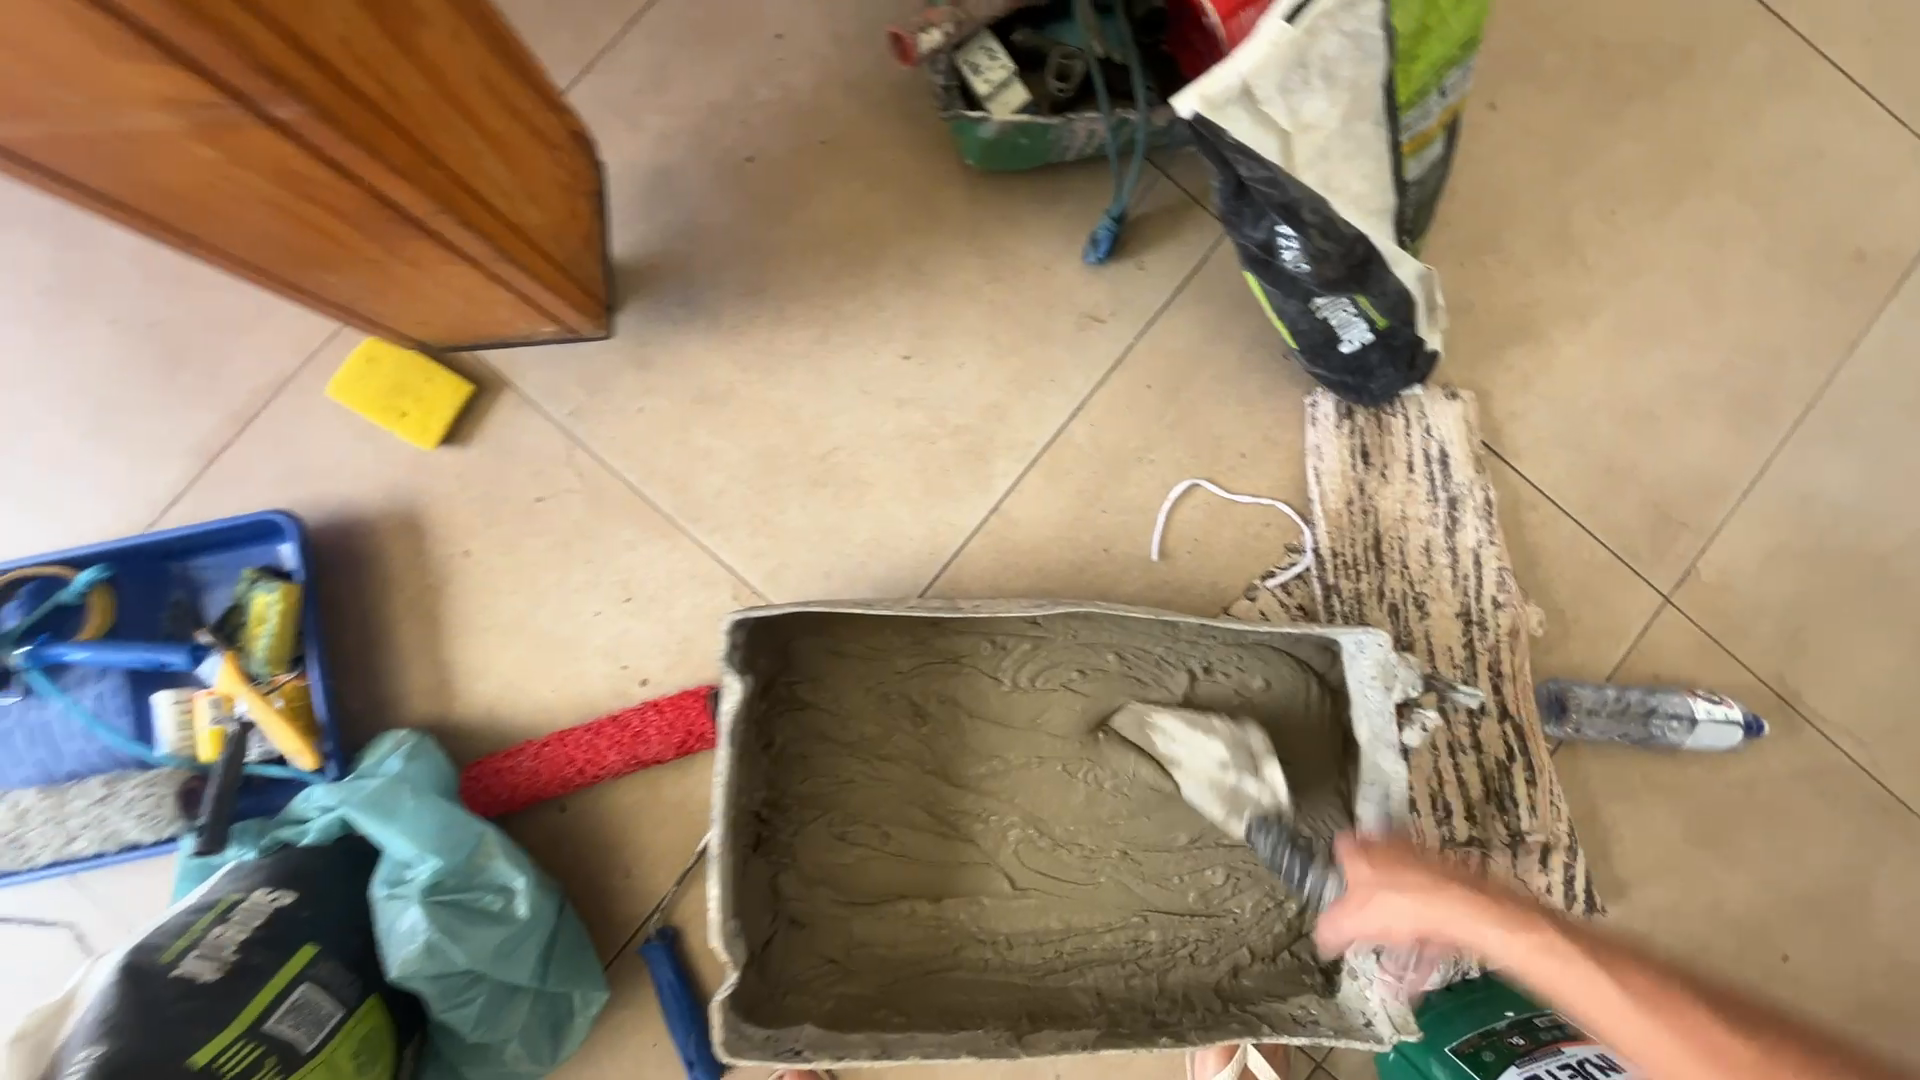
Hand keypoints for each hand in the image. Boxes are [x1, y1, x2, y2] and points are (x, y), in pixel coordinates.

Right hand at [1313, 833, 1533, 958]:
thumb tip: (1320, 941)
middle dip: (1372, 879)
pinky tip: (1427, 947)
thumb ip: (1329, 929)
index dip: (1340, 860)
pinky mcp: (1449, 876)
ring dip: (1402, 901)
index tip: (1342, 877)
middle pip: (1374, 858)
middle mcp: (1387, 846)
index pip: (1341, 844)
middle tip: (1369, 905)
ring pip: (1405, 878)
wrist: (1456, 908)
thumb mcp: (1350, 923)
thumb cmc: (1395, 906)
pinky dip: (1427, 919)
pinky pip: (1430, 897)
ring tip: (1401, 933)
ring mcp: (1420, 859)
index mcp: (1358, 851)